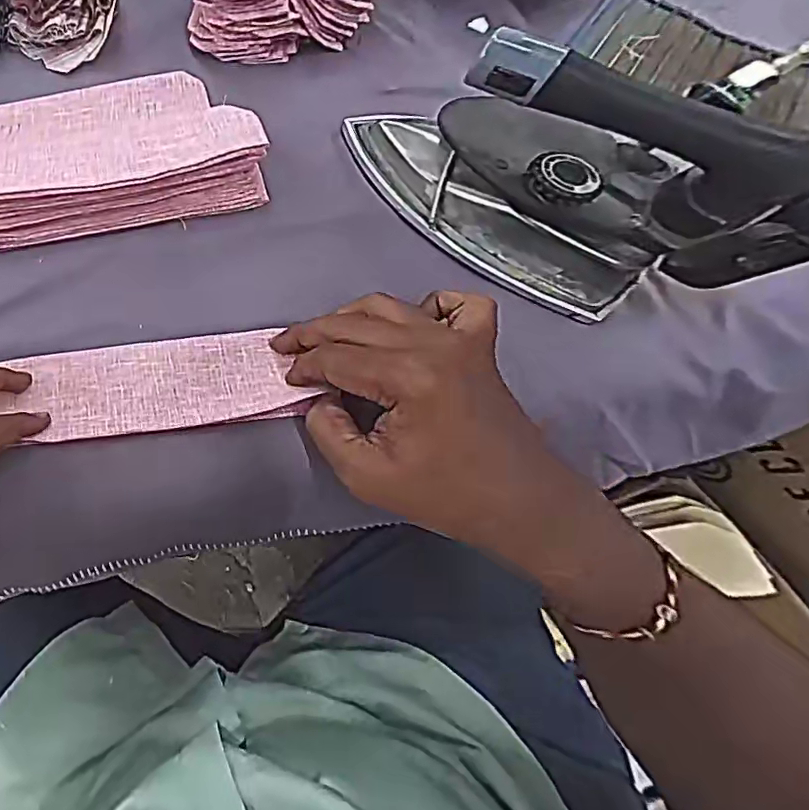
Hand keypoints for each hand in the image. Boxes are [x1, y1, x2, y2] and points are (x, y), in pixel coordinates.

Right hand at [272, 293, 660, 626]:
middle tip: (286, 347)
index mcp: (408, 376)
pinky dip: (427, 305)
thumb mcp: (366, 477)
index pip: (337, 356)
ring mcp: (461, 339)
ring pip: (389, 306)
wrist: (523, 505)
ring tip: (324, 334)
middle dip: (312, 334)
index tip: (288, 379)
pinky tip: (410, 322)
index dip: (304, 366)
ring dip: (350, 316)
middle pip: (355, 324)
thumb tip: (320, 398)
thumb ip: (327, 431)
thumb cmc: (448, 496)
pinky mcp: (480, 345)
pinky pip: (454, 305)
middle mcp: (433, 344)